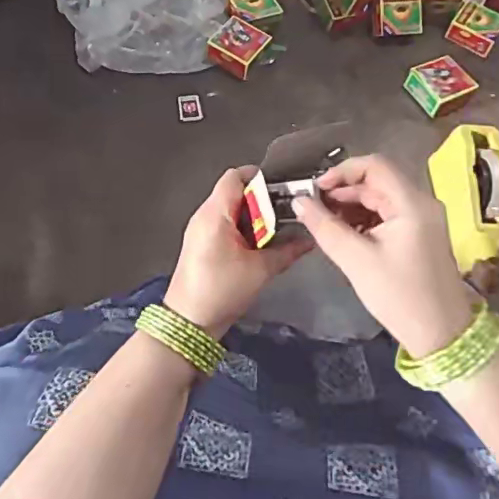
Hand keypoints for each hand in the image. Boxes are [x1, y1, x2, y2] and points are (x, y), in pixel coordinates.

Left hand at [165, 167, 310, 335]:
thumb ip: (287, 251)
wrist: (188, 322)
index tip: (283, 190)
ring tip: (277, 230)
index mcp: (215, 213)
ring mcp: (199, 229)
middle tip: (287, 212)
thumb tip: (310, 239)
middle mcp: (204, 215)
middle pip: (234, 191)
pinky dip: (242, 228)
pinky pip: (223, 224)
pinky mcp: (200, 244)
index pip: (235, 176)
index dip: (259, 177)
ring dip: (253, 216)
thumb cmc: (223, 290)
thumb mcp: (261, 270)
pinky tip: (258, 245)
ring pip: (230, 209)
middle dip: (261, 199)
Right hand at [292, 154, 476, 355]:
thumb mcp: (356, 260)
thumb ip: (325, 227)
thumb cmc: (399, 296)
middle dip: (343, 191)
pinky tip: (345, 233)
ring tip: (325, 223)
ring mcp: (423, 219)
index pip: (375, 165)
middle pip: (377, 181)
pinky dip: (364, 218)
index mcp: (412, 203)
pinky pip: (387, 214)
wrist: (441, 335)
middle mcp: (421, 203)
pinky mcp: (419, 234)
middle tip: (314, 209)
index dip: (342, 171)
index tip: (316, 190)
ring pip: (380, 198)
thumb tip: (299, 202)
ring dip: (352, 205)